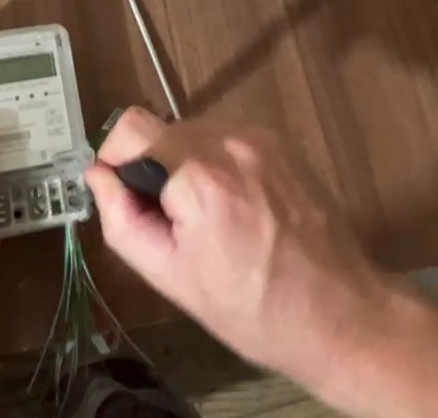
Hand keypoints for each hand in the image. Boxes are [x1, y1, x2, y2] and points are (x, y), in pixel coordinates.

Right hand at [83, 107, 400, 375]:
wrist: (340, 312)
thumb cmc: (251, 308)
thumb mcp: (171, 277)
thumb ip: (123, 221)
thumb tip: (97, 176)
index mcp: (199, 178)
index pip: (132, 126)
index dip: (116, 157)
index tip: (127, 194)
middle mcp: (230, 143)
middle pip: (162, 130)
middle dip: (155, 169)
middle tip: (174, 220)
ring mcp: (260, 137)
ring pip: (193, 132)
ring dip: (187, 164)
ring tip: (211, 216)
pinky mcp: (281, 139)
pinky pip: (227, 137)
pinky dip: (219, 162)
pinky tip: (238, 204)